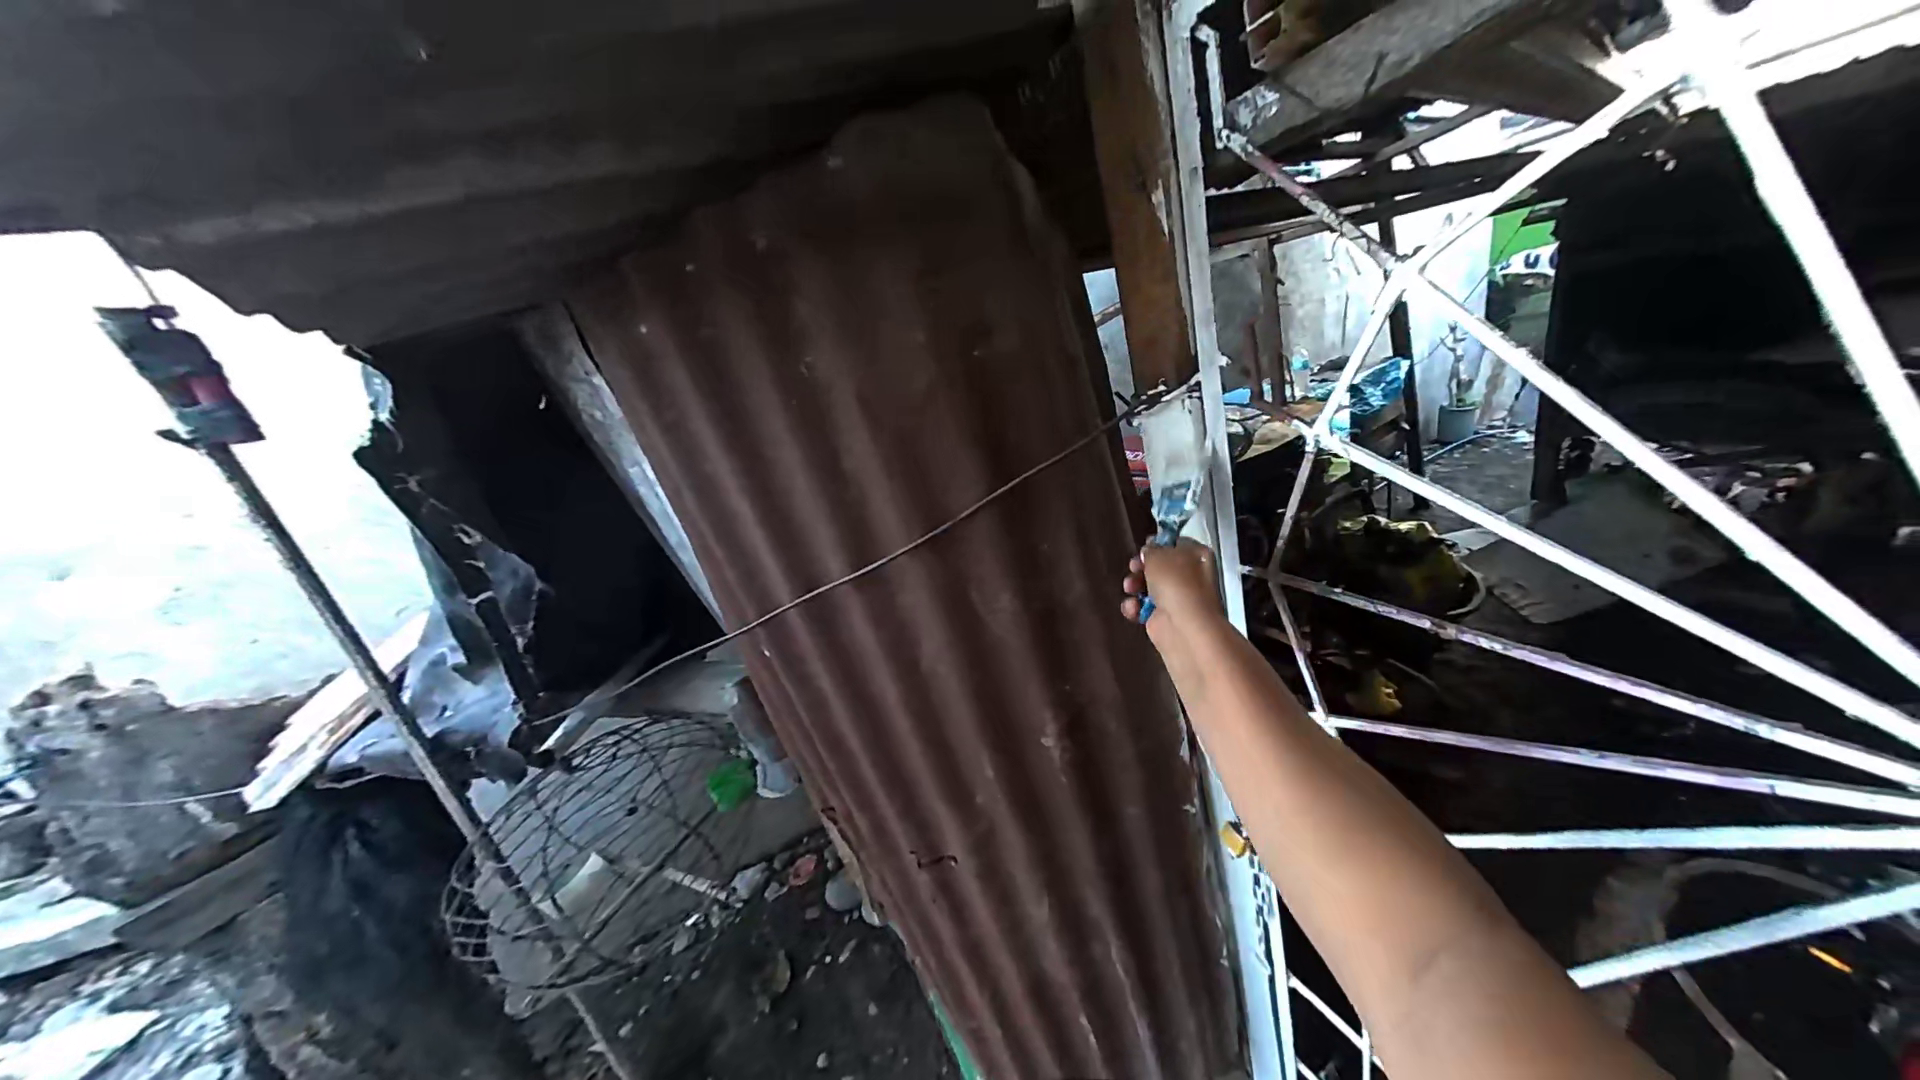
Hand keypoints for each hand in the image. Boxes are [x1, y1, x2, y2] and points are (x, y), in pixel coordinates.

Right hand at [1119, 539, 1222, 636]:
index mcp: (1198, 556)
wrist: (1183, 627)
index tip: (1144, 547)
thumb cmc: (1176, 584)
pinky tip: (1133, 608)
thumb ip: (1151, 549)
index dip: (1158, 544)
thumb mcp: (1159, 555)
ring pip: (1148, 586)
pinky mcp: (1163, 618)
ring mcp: (1177, 599)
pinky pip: (1143, 607)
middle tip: (1135, 567)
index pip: (1176, 544)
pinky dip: (1134, 607)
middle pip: (1159, 566)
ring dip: (1134, 585)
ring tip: (1130, 588)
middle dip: (1141, 567)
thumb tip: (1149, 552)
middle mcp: (1190, 576)